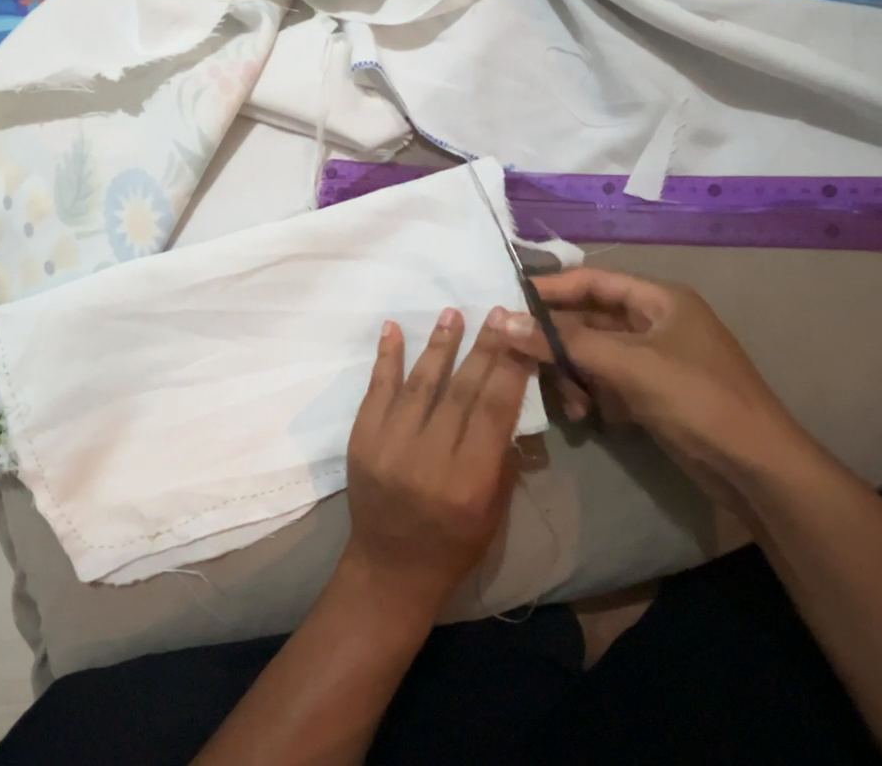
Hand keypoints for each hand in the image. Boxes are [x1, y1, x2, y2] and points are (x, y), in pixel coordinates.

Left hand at [342, 307, 536, 615]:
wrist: (389, 568)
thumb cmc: (454, 544)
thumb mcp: (493, 510)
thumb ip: (500, 455)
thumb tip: (508, 397)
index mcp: (467, 481)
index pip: (492, 411)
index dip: (508, 368)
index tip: (521, 332)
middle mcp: (427, 459)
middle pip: (459, 392)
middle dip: (482, 349)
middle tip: (498, 313)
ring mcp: (388, 447)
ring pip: (419, 385)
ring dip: (438, 346)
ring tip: (452, 313)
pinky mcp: (360, 441)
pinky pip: (376, 392)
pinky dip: (386, 359)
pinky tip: (393, 329)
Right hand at [499, 268, 816, 510]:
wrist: (754, 466)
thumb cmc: (696, 399)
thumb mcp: (627, 364)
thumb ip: (564, 341)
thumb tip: (504, 322)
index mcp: (660, 300)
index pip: (592, 280)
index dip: (550, 288)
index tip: (506, 300)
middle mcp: (655, 322)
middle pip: (589, 318)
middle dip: (557, 340)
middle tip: (519, 356)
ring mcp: (655, 359)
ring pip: (593, 354)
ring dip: (572, 374)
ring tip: (566, 401)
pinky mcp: (652, 393)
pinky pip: (606, 381)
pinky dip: (591, 394)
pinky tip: (585, 416)